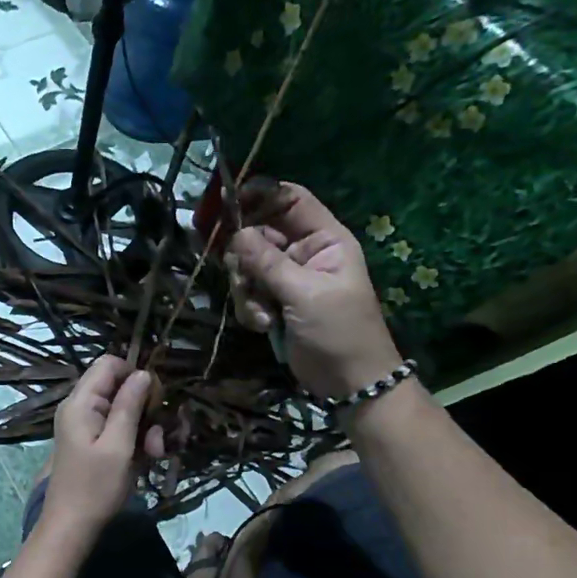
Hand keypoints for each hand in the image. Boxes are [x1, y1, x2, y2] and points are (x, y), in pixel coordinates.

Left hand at [42, 356, 159, 537]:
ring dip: (143, 427)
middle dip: (144, 407)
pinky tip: (146, 459)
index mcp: (80, 402)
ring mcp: (85, 424)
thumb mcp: (118, 446)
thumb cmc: (95, 486)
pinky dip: (133, 439)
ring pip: (122, 409)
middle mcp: (80, 407)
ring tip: (154, 454)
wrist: (72, 525)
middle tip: (156, 437)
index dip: (135, 374)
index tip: (155, 399)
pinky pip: (117, 427)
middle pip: (118, 386)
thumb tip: (143, 373)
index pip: (109, 364)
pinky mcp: (91, 440)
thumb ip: (129, 406)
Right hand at [225, 179, 402, 400]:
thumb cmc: (340, 332)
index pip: (289, 199)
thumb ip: (268, 262)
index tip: (228, 203)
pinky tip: (264, 326)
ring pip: (245, 264)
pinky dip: (249, 308)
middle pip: (257, 233)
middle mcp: (302, 251)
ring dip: (246, 289)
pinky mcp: (272, 300)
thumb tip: (236, 233)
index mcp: (324, 239)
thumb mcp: (305, 294)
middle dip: (244, 258)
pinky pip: (246, 290)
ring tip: (263, 315)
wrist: (349, 383)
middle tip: (244, 279)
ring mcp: (285, 276)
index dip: (260, 194)